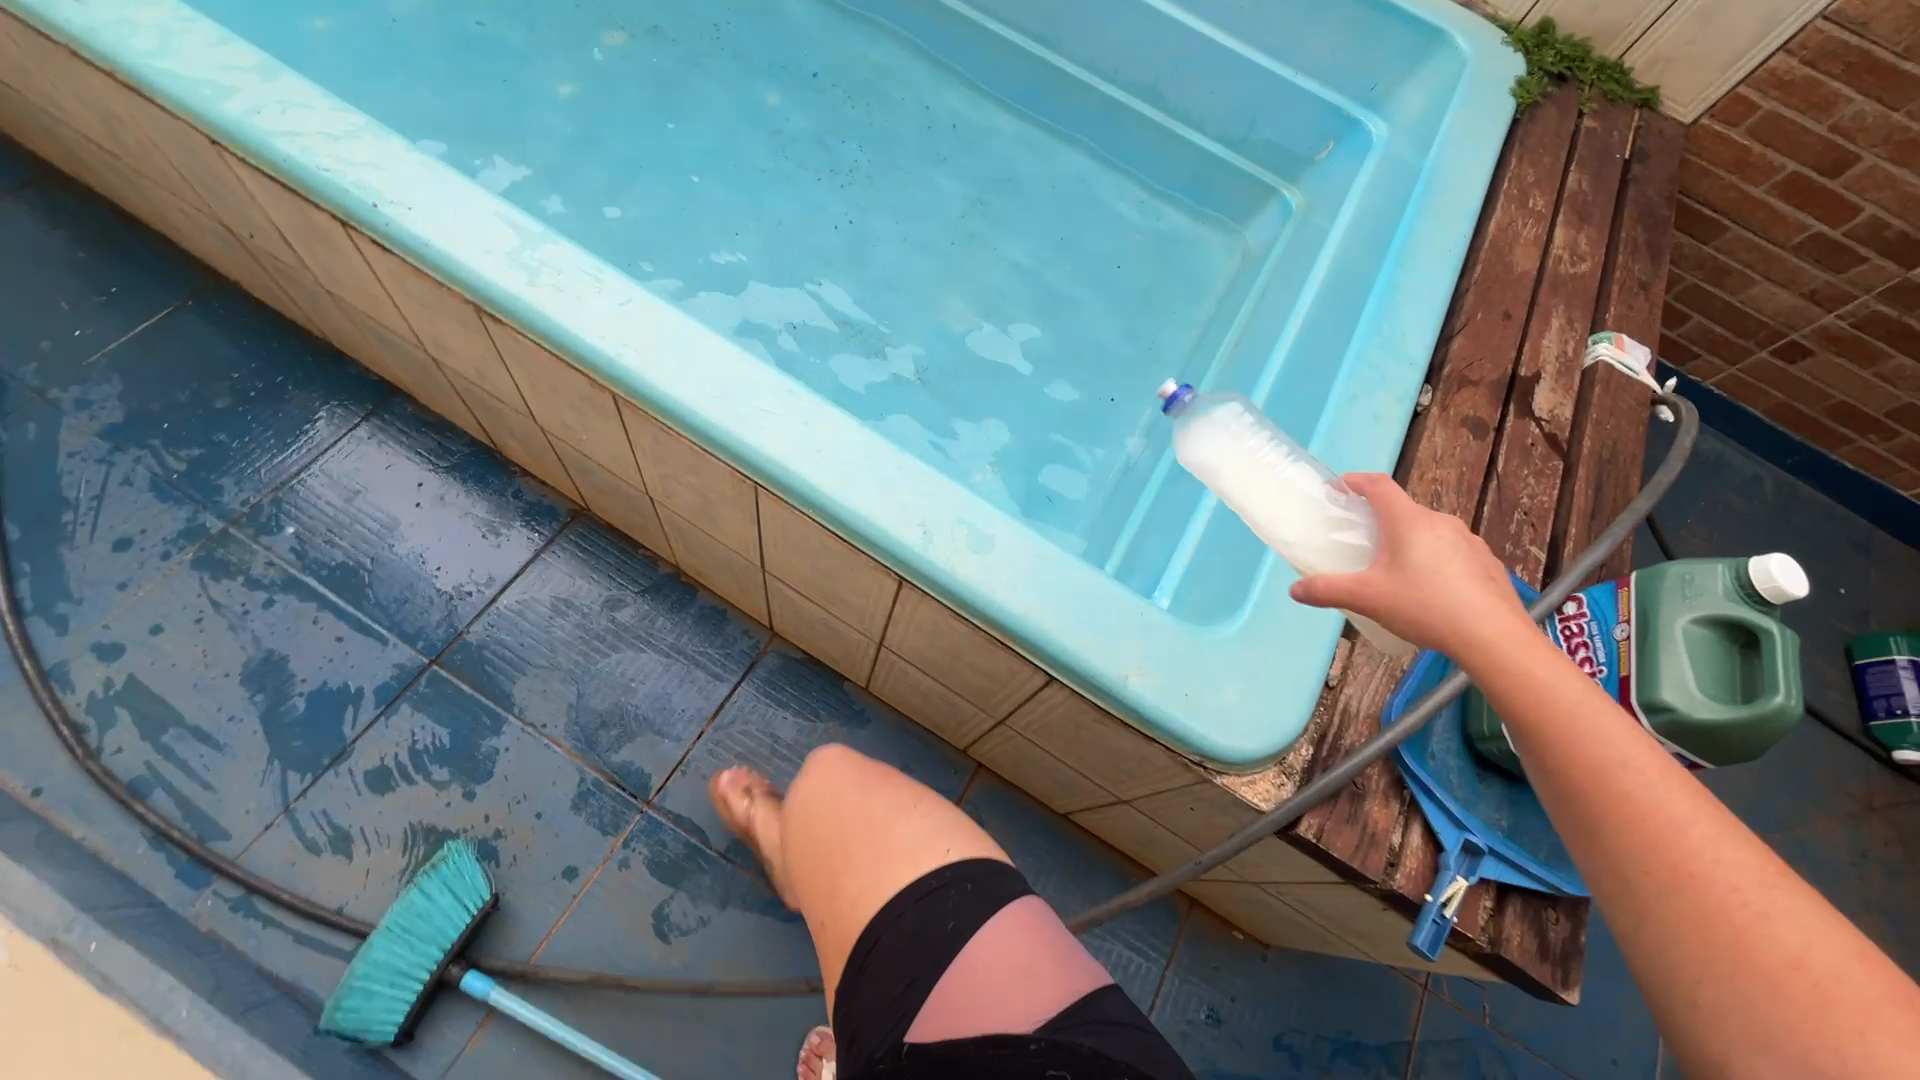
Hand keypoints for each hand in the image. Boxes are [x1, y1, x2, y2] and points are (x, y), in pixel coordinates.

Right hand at [1290, 473, 1536, 662]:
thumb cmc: (1424, 606)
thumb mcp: (1367, 599)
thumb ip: (1328, 590)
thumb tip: (1295, 590)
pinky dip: (1436, 561)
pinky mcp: (1486, 562)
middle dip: (1382, 520)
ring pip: (1430, 532)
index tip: (1341, 486)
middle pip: (1404, 511)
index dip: (1357, 481)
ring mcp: (1469, 541)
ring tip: (1398, 570)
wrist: (1492, 635)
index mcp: (1408, 521)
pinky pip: (1453, 552)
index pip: (1380, 486)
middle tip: (1364, 541)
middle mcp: (1440, 522)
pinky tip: (1432, 590)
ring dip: (1411, 542)